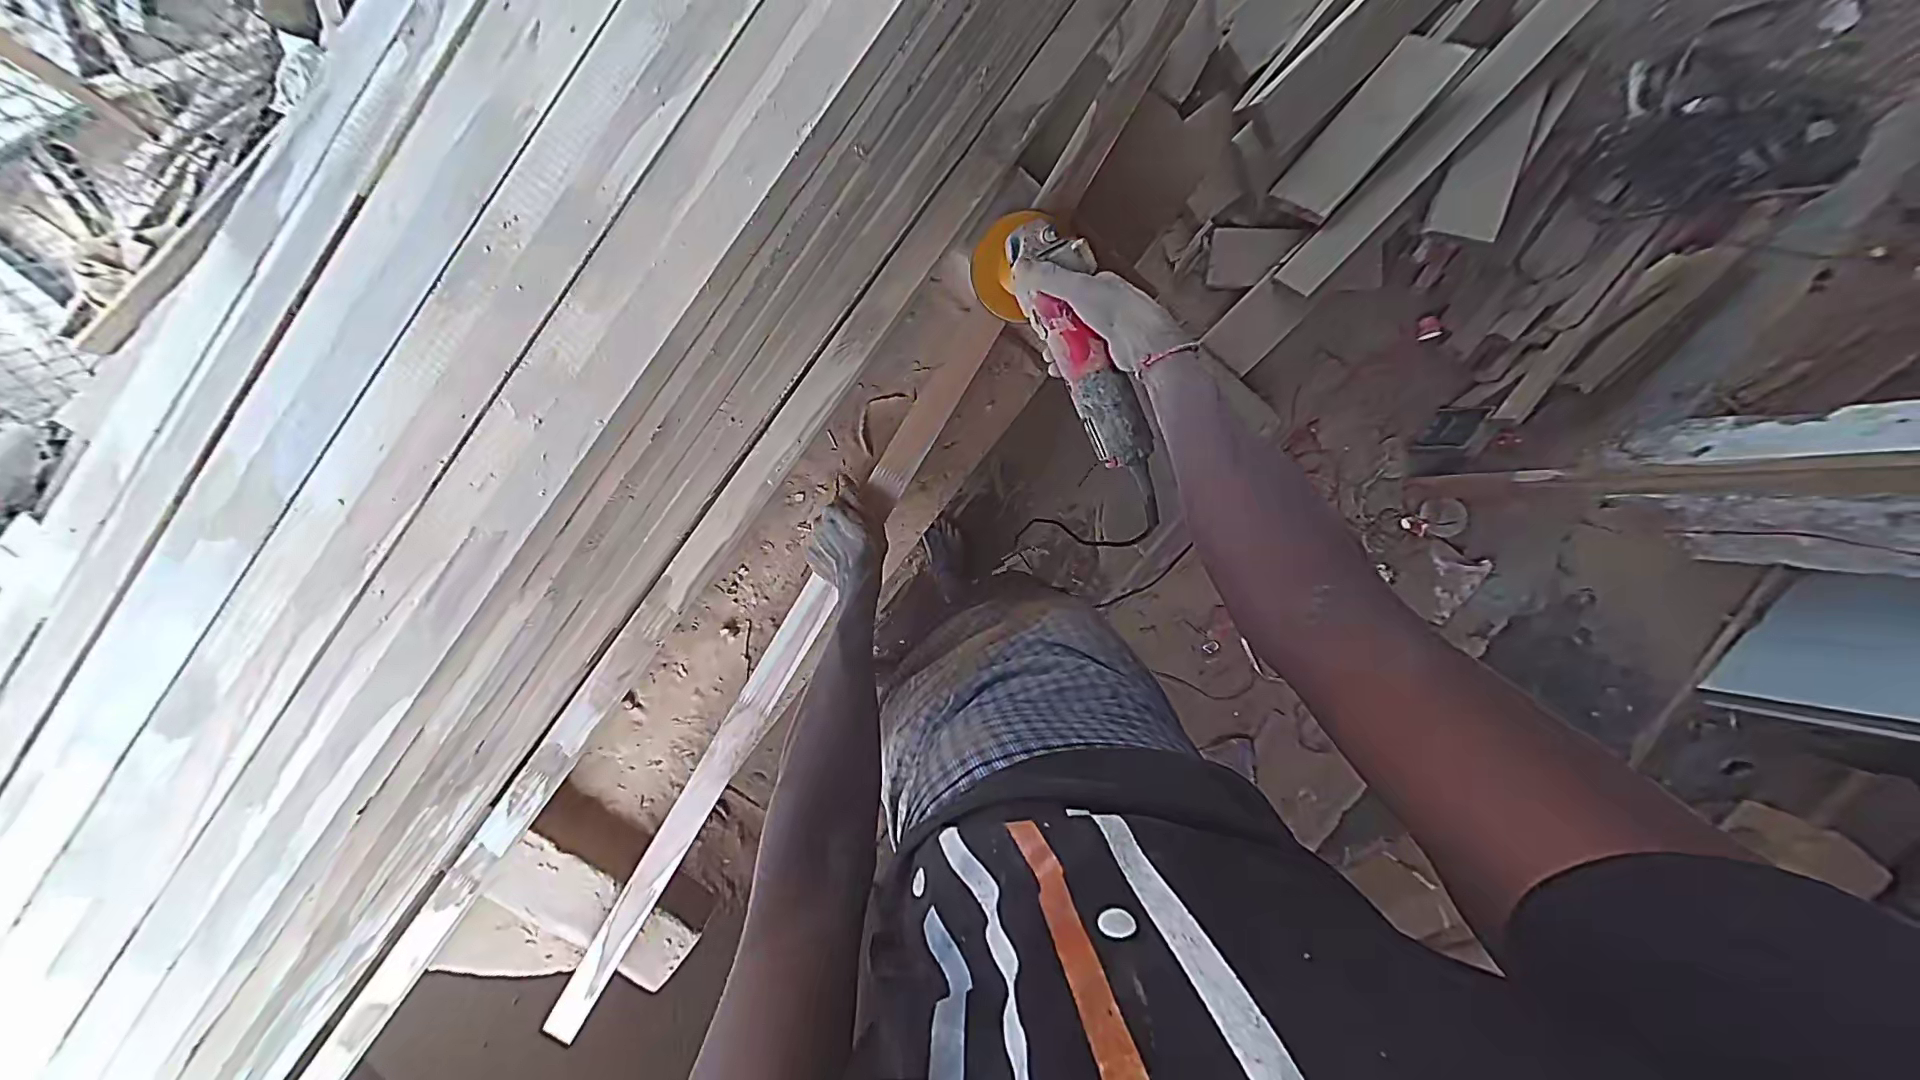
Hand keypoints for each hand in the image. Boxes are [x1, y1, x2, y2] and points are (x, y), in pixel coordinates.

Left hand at [806, 480, 887, 595]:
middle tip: (855, 533)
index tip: (855, 512)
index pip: (838, 497)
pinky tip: (838, 555)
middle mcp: (818, 521)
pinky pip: (817, 545)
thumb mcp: (870, 518)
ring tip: (847, 547)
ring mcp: (811, 539)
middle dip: (840, 520)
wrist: (858, 578)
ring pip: (822, 530)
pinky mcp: (809, 554)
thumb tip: (843, 478)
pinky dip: (825, 547)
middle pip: (829, 514)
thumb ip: (853, 497)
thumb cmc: (869, 548)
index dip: (848, 504)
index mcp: (832, 509)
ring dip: (832, 534)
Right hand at [1009, 258, 1190, 372]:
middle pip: (1069, 315)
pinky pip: (1083, 357)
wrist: (1144, 344)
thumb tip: (1022, 266)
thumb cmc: (1118, 311)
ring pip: (1075, 338)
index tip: (1035, 308)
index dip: (1048, 297)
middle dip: (1052, 327)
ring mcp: (1109, 331)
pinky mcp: (1109, 354)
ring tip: (1050, 355)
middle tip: (1042, 334)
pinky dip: (1070, 363)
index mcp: (1101, 283)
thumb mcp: (1076, 288)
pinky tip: (1062, 367)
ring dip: (1059, 347)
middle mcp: (1107, 306)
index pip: (1067, 286)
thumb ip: (1048, 277)